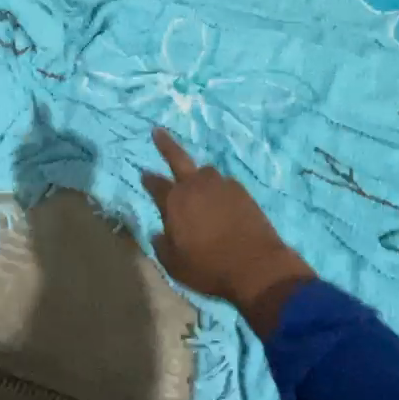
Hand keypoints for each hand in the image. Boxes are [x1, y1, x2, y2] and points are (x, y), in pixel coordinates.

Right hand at [141, 128, 314, 334]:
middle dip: (165, 144)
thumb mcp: (175, 266)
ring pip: (206, 172)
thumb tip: (158, 233)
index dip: (148, 179)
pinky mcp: (242, 191)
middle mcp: (195, 186)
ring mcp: (220, 185)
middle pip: (177, 157)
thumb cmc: (209, 268)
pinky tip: (224, 203)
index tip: (144, 174)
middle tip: (157, 131)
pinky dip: (221, 191)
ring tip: (201, 188)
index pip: (155, 184)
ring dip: (200, 177)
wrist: (255, 267)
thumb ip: (162, 246)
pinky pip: (226, 185)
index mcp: (174, 201)